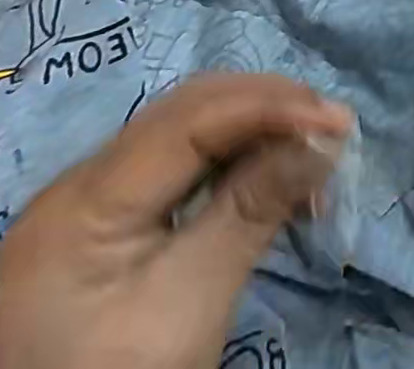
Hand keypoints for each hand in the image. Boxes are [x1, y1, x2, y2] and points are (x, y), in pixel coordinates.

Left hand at [0, 75, 352, 368]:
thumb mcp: (189, 308)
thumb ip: (250, 212)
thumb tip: (321, 141)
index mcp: (83, 200)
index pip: (184, 123)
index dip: (263, 106)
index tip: (334, 118)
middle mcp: (79, 182)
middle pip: (182, 114)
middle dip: (262, 108)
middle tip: (330, 125)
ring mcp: (88, 201)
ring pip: (182, 134)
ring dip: (251, 133)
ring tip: (311, 153)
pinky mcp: (105, 224)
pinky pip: (175, 170)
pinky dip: (229, 165)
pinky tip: (270, 180)